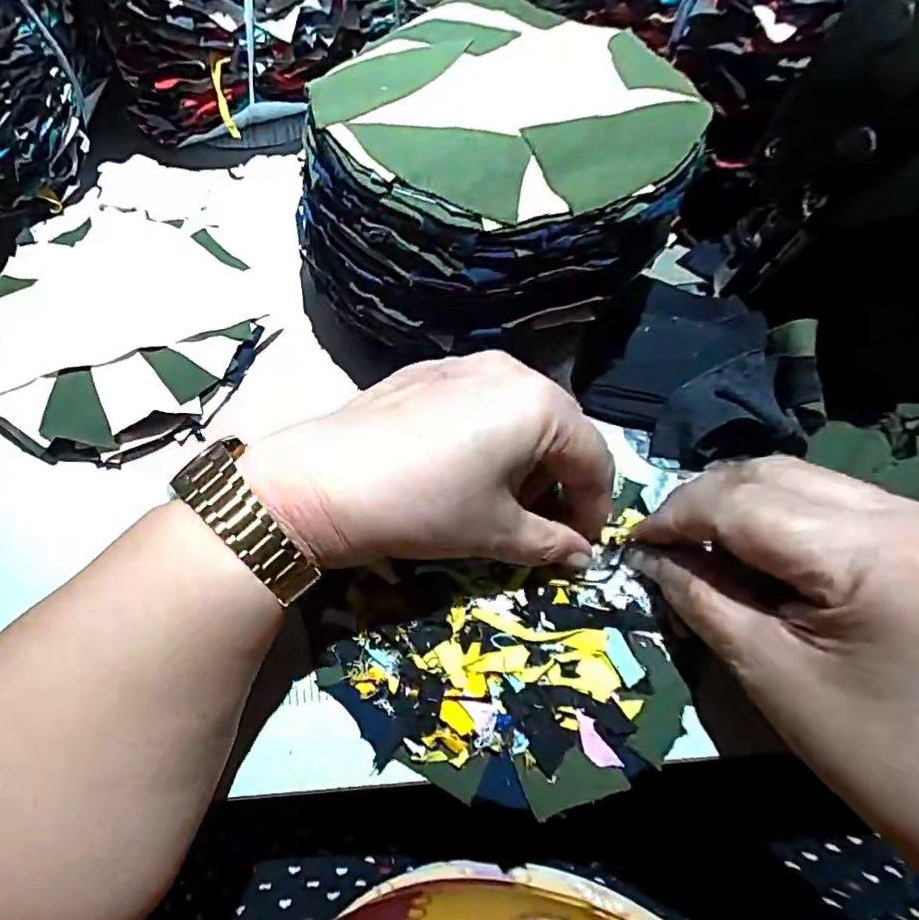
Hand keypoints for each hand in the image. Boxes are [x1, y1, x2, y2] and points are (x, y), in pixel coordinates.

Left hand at [238, 351, 613, 569]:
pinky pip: (483, 402)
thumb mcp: (495, 532)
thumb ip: (551, 543)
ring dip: (526, 459)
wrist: (323, 481)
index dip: (594, 510)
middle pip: (561, 430)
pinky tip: (458, 469)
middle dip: (559, 482)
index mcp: (540, 405)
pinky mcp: (429, 370)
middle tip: (538, 525)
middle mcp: (511, 370)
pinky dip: (490, 437)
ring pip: (522, 413)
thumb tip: (581, 556)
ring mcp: (466, 363)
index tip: (579, 546)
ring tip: (496, 498)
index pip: (595, 460)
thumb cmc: (424, 507)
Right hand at [627, 458, 918, 906]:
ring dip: (749, 507)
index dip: (678, 514)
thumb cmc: (886, 764)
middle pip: (782, 474)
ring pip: (816, 482)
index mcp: (886, 560)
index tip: (635, 540)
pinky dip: (795, 522)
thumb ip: (702, 598)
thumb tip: (651, 556)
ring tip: (711, 548)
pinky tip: (773, 557)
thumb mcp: (772, 676)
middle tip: (666, 542)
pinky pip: (851, 506)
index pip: (749, 502)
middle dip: (708, 501)